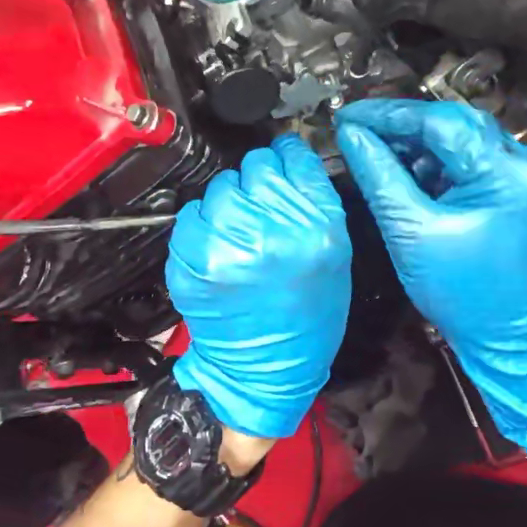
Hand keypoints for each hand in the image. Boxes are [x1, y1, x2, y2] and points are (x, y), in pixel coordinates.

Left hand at [166, 134, 351, 439]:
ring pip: (221, 187)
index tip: (282, 161)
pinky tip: (217, 245)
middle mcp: (276, 229)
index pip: (295, 158)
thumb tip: (289, 161)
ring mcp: (231, 244)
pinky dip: (202, 224)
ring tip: (238, 229)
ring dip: (228, 200)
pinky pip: (191, 215)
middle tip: (260, 204)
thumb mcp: (335, 254)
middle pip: (256, 165)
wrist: (270, 370)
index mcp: (319, 226)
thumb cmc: (310, 313)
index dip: (287, 156)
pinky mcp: (195, 261)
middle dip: (257, 180)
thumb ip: (314, 203)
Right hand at [336, 100, 526, 462]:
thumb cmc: (457, 289)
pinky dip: (433, 158)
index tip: (348, 115)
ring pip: (458, 135)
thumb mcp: (410, 230)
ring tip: (374, 148)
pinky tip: (402, 165)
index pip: (441, 122)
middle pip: (452, 122)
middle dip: (402, 125)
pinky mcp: (510, 181)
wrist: (500, 329)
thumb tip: (350, 133)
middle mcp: (521, 161)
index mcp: (505, 173)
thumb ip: (379, 175)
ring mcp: (519, 170)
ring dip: (415, 140)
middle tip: (357, 128)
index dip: (390, 115)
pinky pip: (466, 154)